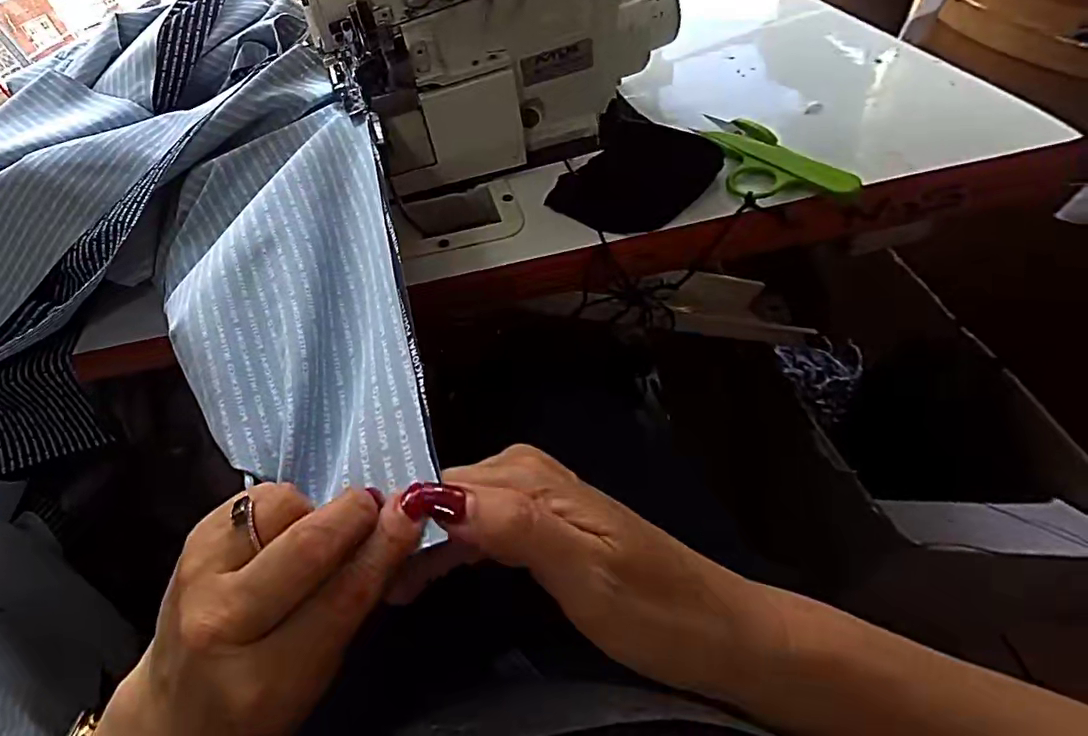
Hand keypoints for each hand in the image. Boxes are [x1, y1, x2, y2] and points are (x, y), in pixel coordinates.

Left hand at [97, 483, 423, 735]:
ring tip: (318, 531)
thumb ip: (344, 613)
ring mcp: (198, 571)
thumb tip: (388, 542)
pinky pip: (246, 498)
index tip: (406, 517)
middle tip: (375, 502)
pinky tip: (282, 528)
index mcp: (262, 678)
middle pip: (303, 546)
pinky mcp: (188, 539)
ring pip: (271, 507)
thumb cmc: (251, 709)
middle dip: (348, 516)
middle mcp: (222, 617)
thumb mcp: (306, 683)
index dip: (380, 551)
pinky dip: (276, 504)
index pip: (337, 601)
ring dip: (308, 508)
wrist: (172, 709)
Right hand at [391, 444, 772, 698]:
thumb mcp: (586, 574)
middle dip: (407, 534)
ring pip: (452, 511)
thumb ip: (512, 528)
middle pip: (441, 496)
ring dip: (421, 545)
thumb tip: (433, 496)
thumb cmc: (660, 612)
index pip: (438, 489)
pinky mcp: (535, 518)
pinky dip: (446, 549)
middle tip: (379, 581)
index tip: (374, 562)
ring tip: (393, 583)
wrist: (734, 640)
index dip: (403, 524)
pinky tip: (427, 570)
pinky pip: (474, 524)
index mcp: (525, 475)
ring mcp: (528, 492)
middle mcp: (519, 469)